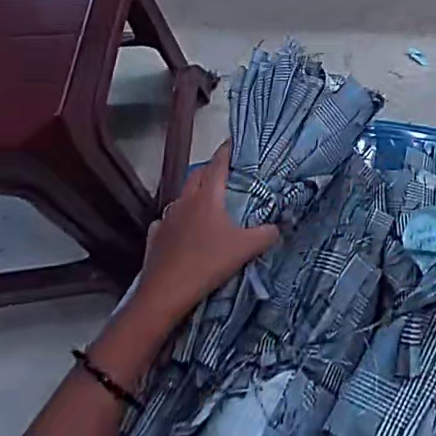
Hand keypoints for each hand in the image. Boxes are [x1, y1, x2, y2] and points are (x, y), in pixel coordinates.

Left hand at [128, 141, 278, 329]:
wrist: (165, 293)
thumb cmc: (207, 263)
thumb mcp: (244, 249)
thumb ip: (265, 235)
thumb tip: (279, 226)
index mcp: (207, 196)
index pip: (218, 164)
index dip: (226, 151)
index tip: (232, 141)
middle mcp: (185, 200)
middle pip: (197, 175)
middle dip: (210, 170)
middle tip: (223, 174)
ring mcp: (167, 218)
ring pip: (181, 197)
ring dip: (193, 195)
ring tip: (204, 203)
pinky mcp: (155, 236)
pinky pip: (167, 220)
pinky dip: (176, 220)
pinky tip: (180, 230)